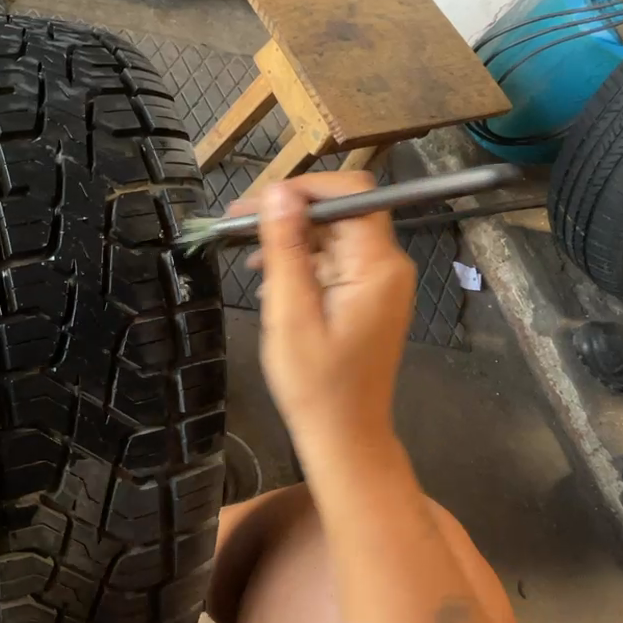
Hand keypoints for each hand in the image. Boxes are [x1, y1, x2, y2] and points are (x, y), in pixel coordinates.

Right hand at [237, 172, 416, 445]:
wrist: (344, 434)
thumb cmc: (314, 383)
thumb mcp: (290, 313)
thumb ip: (286, 249)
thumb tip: (279, 193)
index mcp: (376, 266)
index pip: (352, 193)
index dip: (304, 188)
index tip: (258, 204)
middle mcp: (386, 266)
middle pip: (341, 210)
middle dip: (289, 211)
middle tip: (236, 225)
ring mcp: (378, 281)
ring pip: (333, 234)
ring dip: (290, 237)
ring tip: (245, 252)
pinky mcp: (366, 296)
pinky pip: (333, 260)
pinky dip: (301, 260)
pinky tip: (269, 278)